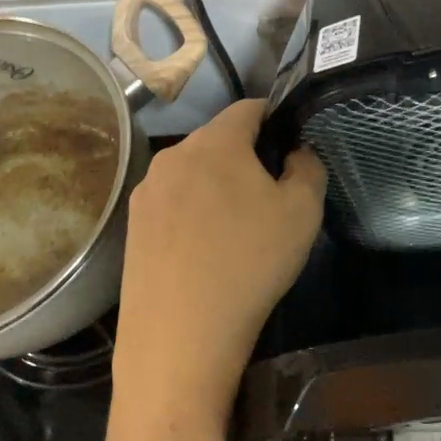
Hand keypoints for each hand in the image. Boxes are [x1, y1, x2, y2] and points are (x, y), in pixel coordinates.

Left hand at [116, 99, 325, 423]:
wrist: (181, 334)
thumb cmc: (251, 262)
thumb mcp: (303, 212)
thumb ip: (308, 168)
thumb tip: (296, 153)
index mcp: (215, 142)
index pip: (249, 107)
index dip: (276, 119)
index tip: (293, 148)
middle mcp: (172, 156)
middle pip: (218, 140)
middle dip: (247, 157)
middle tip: (274, 196)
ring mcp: (146, 193)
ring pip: (194, 174)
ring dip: (219, 187)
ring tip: (241, 230)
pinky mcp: (132, 228)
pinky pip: (174, 206)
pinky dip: (195, 216)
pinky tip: (209, 253)